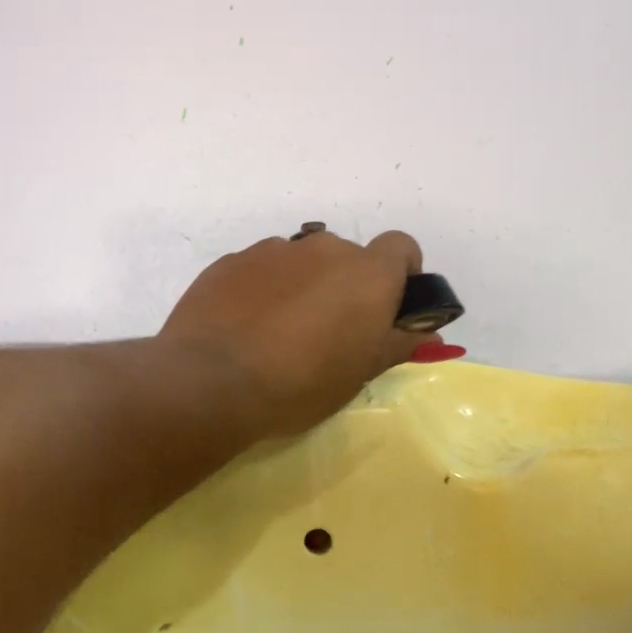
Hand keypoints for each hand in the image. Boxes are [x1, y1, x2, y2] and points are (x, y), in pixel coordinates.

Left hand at [158, 229, 448, 435]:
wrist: (210, 381)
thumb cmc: (299, 384)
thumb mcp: (359, 374)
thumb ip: (395, 343)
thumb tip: (421, 331)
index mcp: (367, 272)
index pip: (400, 248)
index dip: (398, 275)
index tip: (385, 308)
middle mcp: (321, 249)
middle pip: (344, 257)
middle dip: (341, 286)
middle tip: (324, 333)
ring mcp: (269, 252)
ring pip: (296, 263)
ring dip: (297, 287)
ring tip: (274, 335)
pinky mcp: (227, 264)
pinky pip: (254, 273)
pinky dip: (256, 293)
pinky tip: (240, 330)